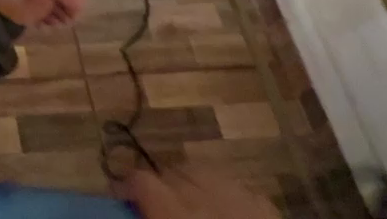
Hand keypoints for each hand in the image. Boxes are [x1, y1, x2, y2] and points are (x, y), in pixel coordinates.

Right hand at [114, 169, 281, 218]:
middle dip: (159, 187)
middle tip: (154, 210)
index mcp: (178, 217)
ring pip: (202, 172)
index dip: (127, 186)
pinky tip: (221, 212)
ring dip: (189, 185)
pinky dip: (223, 194)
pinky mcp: (266, 208)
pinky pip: (235, 185)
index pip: (142, 182)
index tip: (120, 198)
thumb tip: (134, 214)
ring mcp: (240, 200)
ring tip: (187, 206)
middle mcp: (208, 200)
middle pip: (171, 173)